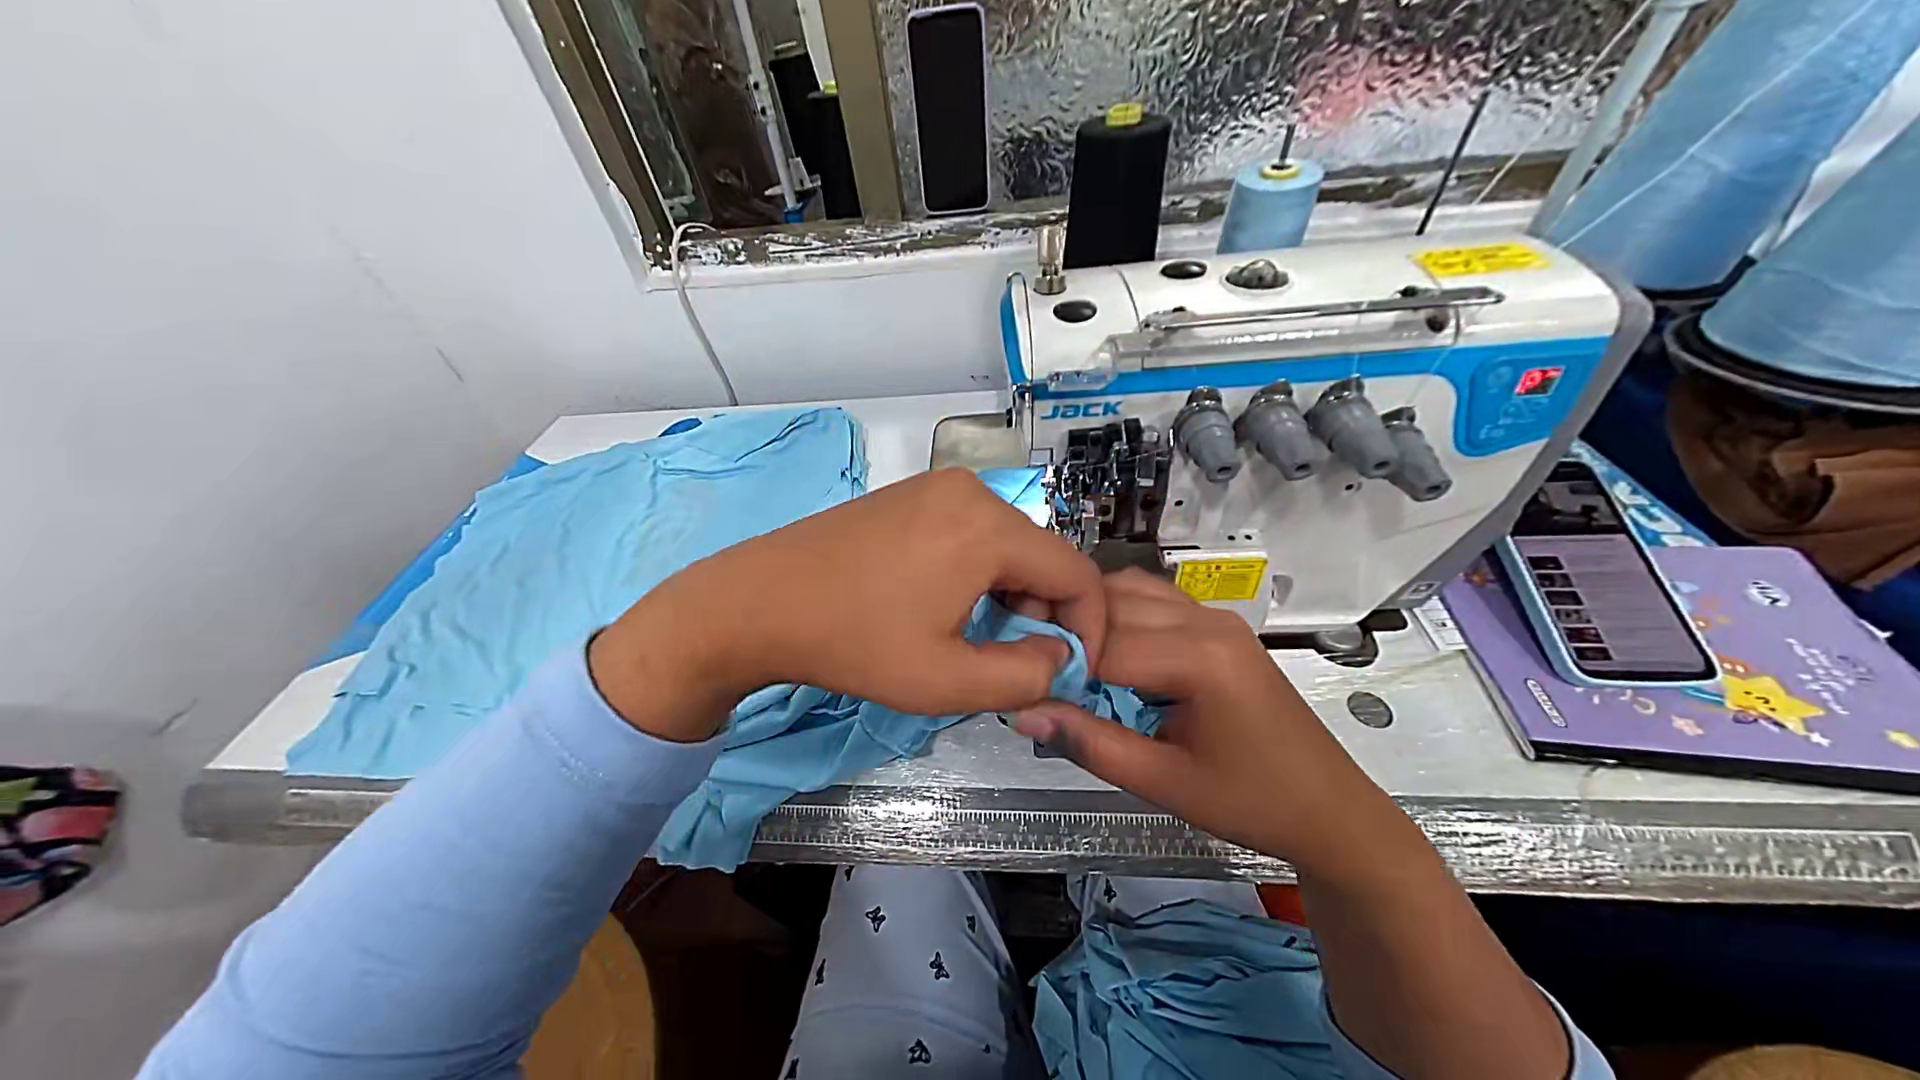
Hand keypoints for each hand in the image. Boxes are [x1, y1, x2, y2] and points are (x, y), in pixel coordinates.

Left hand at [589, 468, 1104, 740]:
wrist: (757, 601)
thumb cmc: (853, 643)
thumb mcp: (947, 681)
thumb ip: (1026, 678)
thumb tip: (1061, 655)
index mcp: (988, 527)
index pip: (1078, 574)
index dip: (1090, 628)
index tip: (1074, 670)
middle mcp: (971, 491)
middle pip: (1043, 556)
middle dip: (1043, 613)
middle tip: (1011, 659)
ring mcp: (937, 486)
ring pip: (1009, 545)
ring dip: (1011, 595)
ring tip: (973, 637)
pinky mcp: (911, 494)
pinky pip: (972, 532)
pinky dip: (979, 572)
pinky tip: (944, 604)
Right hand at [1008, 568, 1395, 875]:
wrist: (1329, 809)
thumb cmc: (1250, 802)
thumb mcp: (1163, 782)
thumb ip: (1090, 742)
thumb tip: (1021, 712)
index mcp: (1200, 658)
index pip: (1104, 645)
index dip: (1059, 666)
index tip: (1028, 690)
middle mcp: (1208, 621)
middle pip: (1113, 605)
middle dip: (1071, 635)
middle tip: (1040, 672)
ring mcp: (1216, 617)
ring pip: (1131, 590)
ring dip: (1093, 619)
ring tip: (1068, 661)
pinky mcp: (1219, 625)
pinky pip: (1155, 599)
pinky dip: (1120, 615)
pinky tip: (1108, 652)